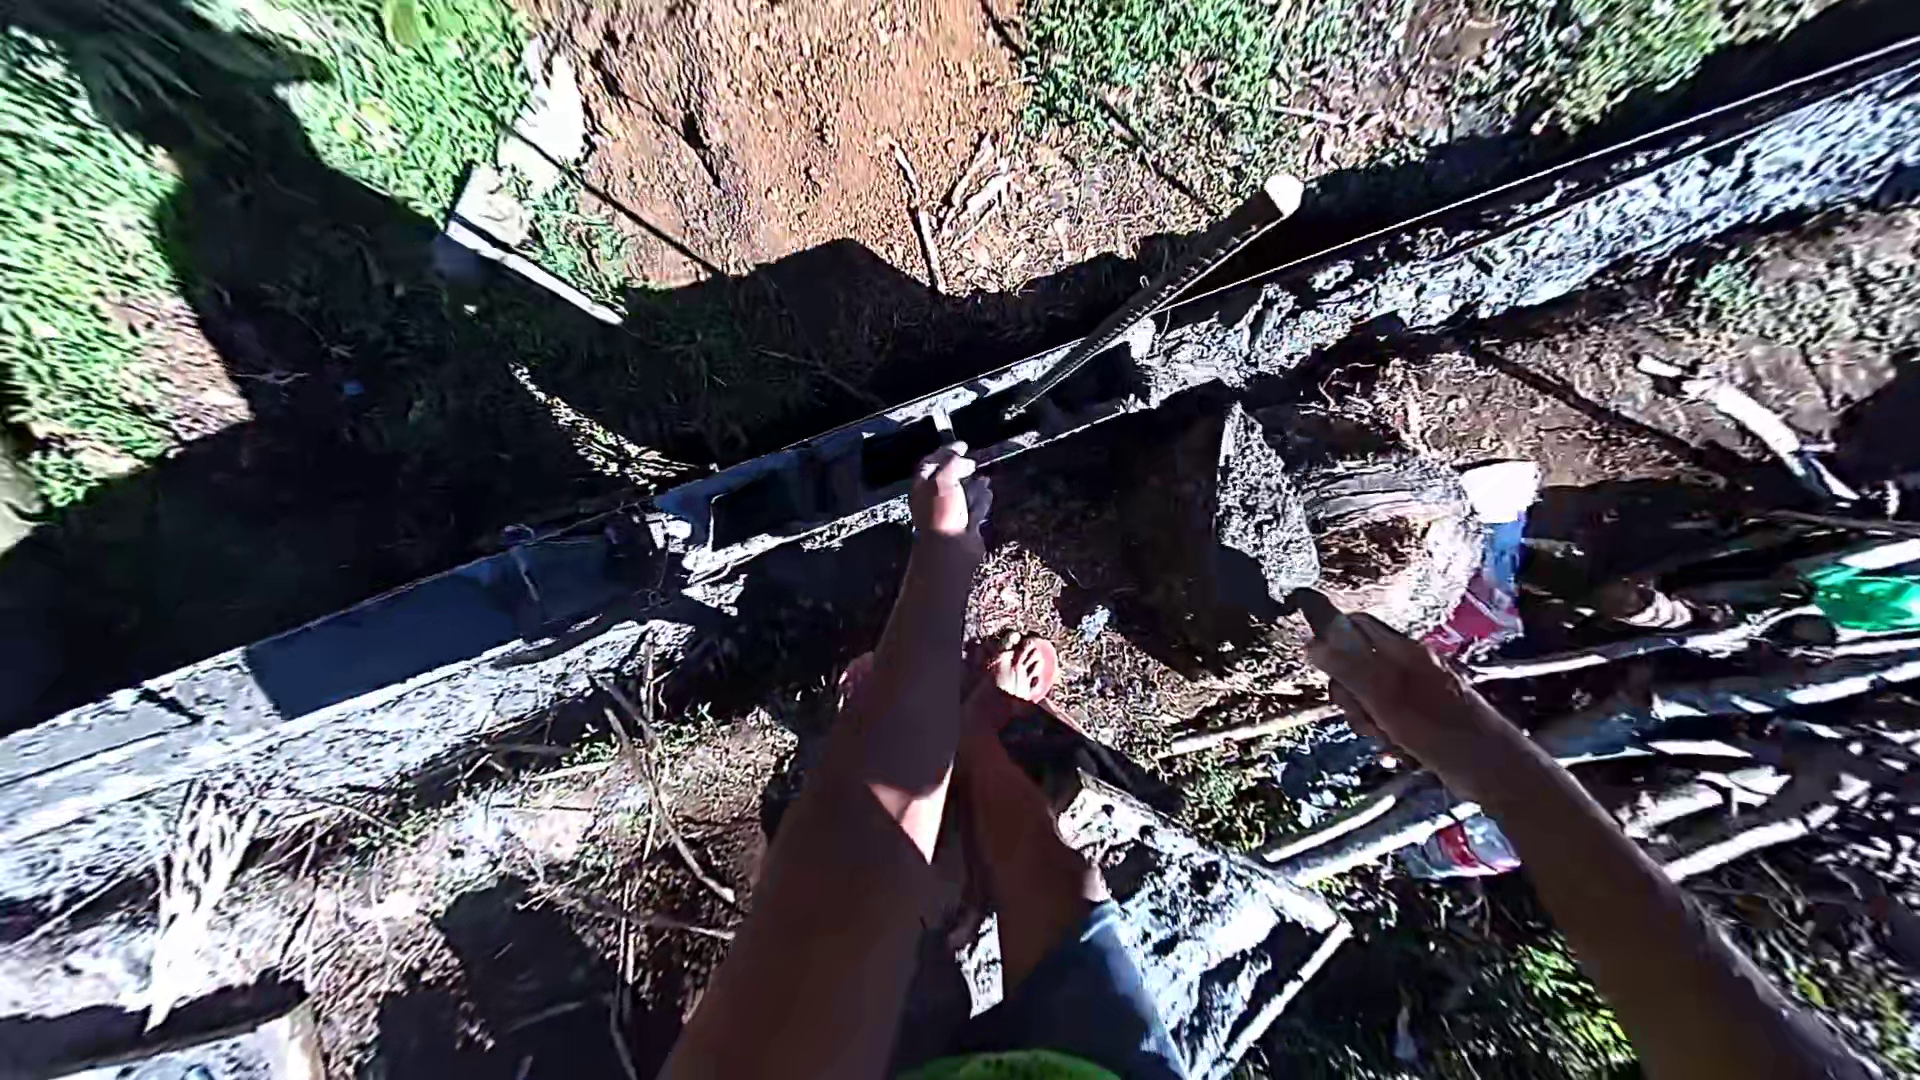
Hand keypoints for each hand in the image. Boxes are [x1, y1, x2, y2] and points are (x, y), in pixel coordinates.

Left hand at [911, 443, 990, 555]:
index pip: (931, 463)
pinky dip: (982, 499)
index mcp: (923, 487)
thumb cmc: (940, 512)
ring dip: (974, 484)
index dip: (945, 452)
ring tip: (984, 476)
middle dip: (962, 468)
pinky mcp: (967, 523)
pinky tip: (988, 492)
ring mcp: (952, 512)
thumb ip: (953, 463)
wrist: (950, 547)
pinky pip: (976, 507)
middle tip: (974, 461)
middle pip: (949, 477)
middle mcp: (935, 498)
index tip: (962, 445)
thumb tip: (964, 458)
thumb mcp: (943, 480)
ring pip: (964, 492)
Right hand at [1303, 598, 1518, 791]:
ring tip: (1381, 738)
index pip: (1354, 625)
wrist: (1499, 775)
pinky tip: (1394, 750)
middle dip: (1347, 691)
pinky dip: (1383, 730)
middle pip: (1355, 662)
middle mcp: (1408, 664)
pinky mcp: (1424, 714)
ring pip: (1368, 692)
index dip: (1331, 637)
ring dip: (1364, 716)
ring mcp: (1417, 690)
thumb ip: (1347, 669)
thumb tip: (1310, 643)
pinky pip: (1387, 714)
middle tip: (1358, 714)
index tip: (1318, 663)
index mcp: (1402, 651)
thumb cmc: (1442, 732)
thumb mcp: (1386, 700)